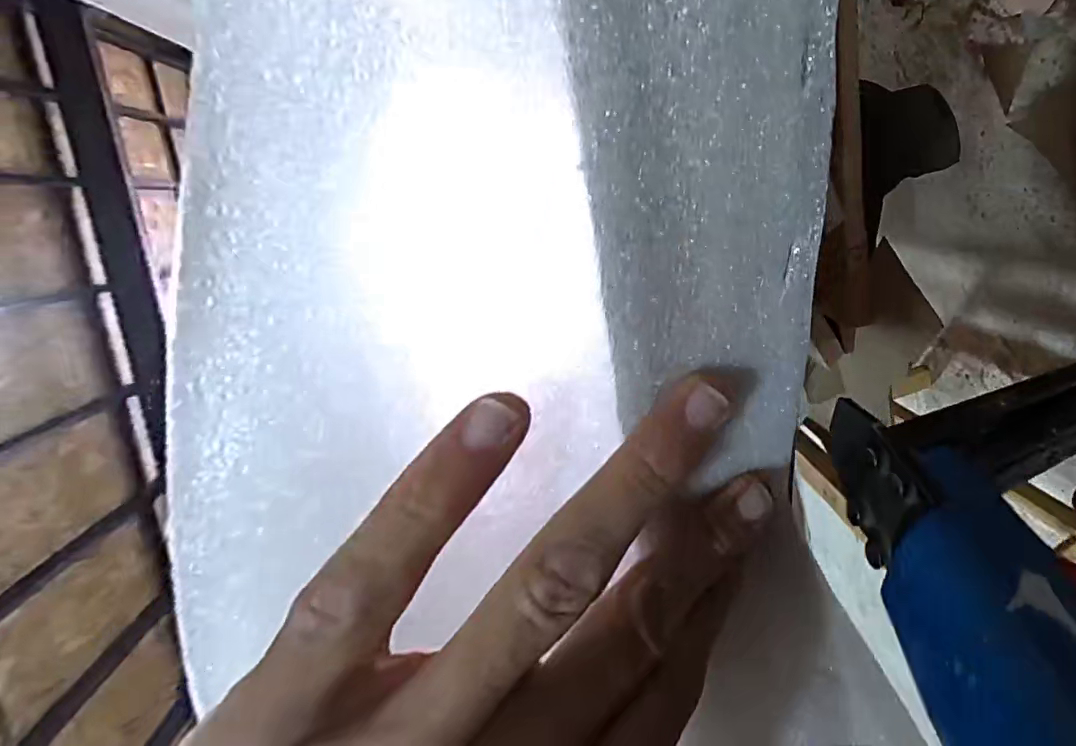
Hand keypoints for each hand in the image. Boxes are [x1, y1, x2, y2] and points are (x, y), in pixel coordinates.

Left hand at [189, 375, 774, 745]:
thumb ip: (585, 729)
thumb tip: (682, 622)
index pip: (664, 686)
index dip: (717, 593)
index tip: (754, 513)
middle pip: (625, 633)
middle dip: (701, 540)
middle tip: (751, 461)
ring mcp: (386, 736)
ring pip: (539, 593)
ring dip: (631, 488)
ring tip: (693, 407)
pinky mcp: (278, 710)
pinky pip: (364, 590)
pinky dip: (436, 495)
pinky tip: (503, 409)